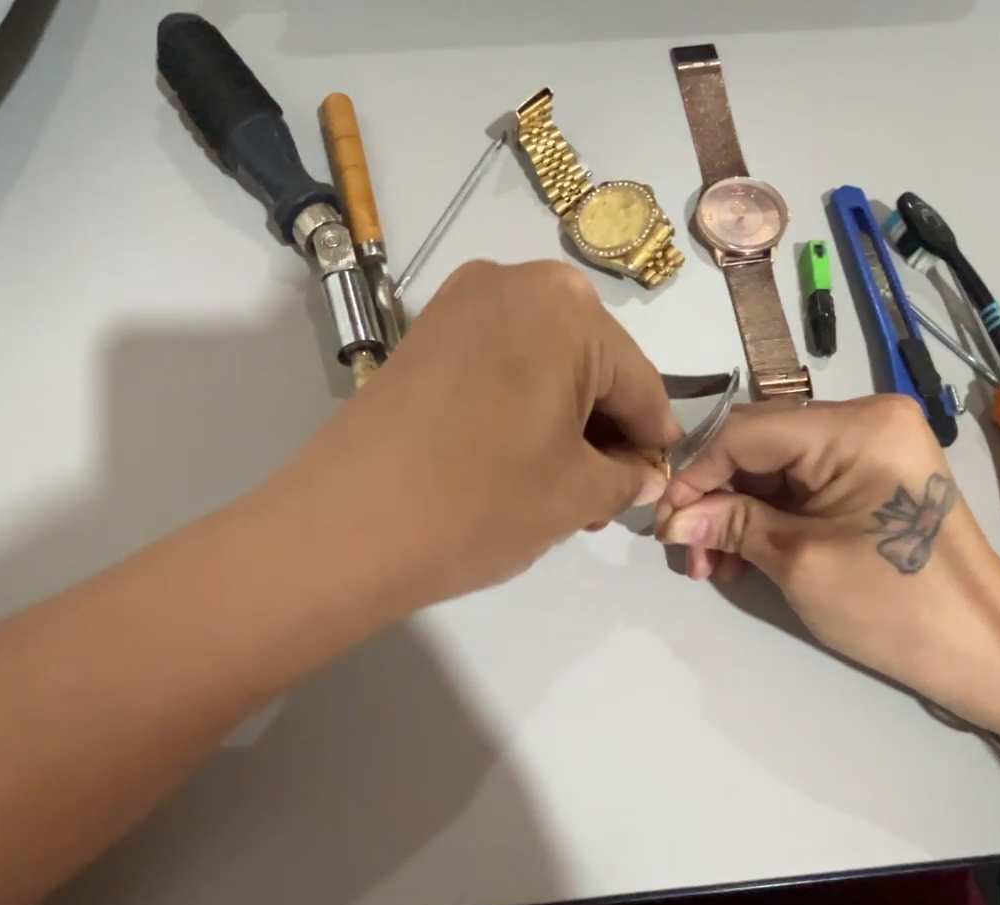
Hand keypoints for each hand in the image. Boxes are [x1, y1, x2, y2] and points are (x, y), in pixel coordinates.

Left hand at [274, 260, 679, 606]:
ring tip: (556, 490)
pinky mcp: (421, 336)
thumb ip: (627, 478)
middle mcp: (513, 283)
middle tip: (599, 499)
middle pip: (588, 365)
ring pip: (540, 365)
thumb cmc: (478, 503)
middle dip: (601, 432)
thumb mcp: (575, 496)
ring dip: (560, 423)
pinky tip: (512, 461)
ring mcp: (458, 305)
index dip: (651, 441)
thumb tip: (643, 473)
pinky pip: (496, 366)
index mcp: (567, 307)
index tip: (653, 484)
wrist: (346, 526)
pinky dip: (516, 408)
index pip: (637, 382)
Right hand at [654, 395, 999, 697]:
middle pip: (757, 445)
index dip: (695, 476)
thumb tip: (670, 520)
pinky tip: (743, 555)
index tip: (665, 525)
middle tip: (689, 554)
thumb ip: (730, 525)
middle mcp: (864, 417)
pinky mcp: (869, 471)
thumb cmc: (895, 604)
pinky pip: (798, 482)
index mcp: (857, 426)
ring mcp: (870, 443)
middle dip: (714, 499)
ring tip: (714, 567)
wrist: (982, 646)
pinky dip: (765, 516)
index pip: (745, 432)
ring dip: (734, 513)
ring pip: (771, 467)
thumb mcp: (800, 561)